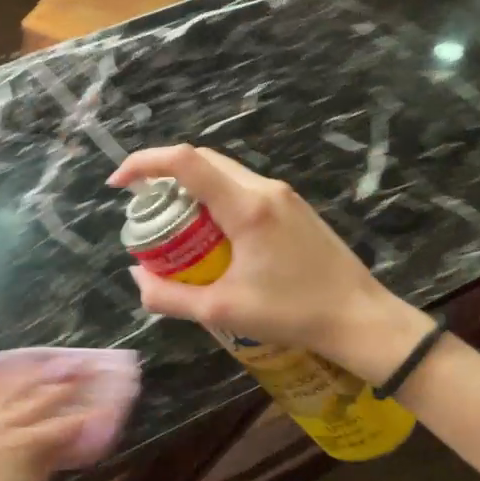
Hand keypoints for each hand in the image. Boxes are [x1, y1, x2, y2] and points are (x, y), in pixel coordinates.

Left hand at [0, 364, 88, 480]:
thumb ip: (41, 471)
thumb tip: (59, 451)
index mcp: (25, 446)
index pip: (63, 427)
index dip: (85, 417)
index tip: (103, 406)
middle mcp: (6, 422)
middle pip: (42, 397)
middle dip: (67, 382)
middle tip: (86, 366)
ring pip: (14, 385)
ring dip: (36, 371)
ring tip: (53, 359)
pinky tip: (4, 364)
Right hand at [107, 145, 432, 382]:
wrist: (361, 319)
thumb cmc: (292, 313)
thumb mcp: (219, 311)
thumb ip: (167, 295)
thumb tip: (136, 274)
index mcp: (246, 208)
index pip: (185, 162)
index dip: (144, 163)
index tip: (118, 184)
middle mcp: (265, 190)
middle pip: (202, 160)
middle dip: (161, 176)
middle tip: (139, 206)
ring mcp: (283, 196)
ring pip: (222, 172)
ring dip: (187, 187)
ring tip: (168, 223)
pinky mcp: (293, 208)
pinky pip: (240, 188)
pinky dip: (211, 198)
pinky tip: (206, 234)